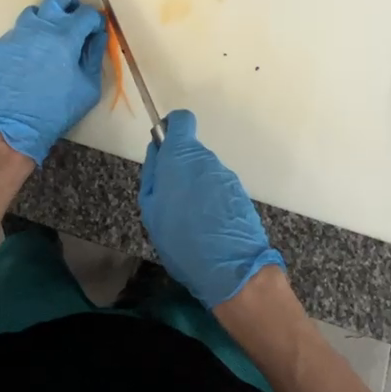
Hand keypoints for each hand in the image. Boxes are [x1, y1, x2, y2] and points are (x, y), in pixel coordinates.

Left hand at [0, 0, 106, 164]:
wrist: (14, 128)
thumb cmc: (57, 110)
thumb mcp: (88, 87)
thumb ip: (95, 55)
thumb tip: (98, 35)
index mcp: (64, 36)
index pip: (85, 13)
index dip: (94, 20)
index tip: (94, 29)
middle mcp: (38, 27)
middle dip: (69, 5)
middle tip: (73, 20)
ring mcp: (15, 35)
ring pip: (33, 14)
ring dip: (45, 21)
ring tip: (48, 41)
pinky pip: (16, 35)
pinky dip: (26, 42)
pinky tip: (27, 62)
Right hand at [139, 110, 283, 306]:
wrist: (233, 270)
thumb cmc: (182, 239)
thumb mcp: (150, 210)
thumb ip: (153, 176)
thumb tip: (157, 154)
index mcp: (181, 156)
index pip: (180, 121)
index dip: (170, 130)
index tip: (163, 152)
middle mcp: (206, 160)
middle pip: (189, 153)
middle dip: (179, 170)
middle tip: (171, 202)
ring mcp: (226, 177)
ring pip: (204, 173)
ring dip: (195, 188)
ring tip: (190, 222)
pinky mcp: (240, 195)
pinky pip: (218, 190)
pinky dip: (211, 203)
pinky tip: (208, 229)